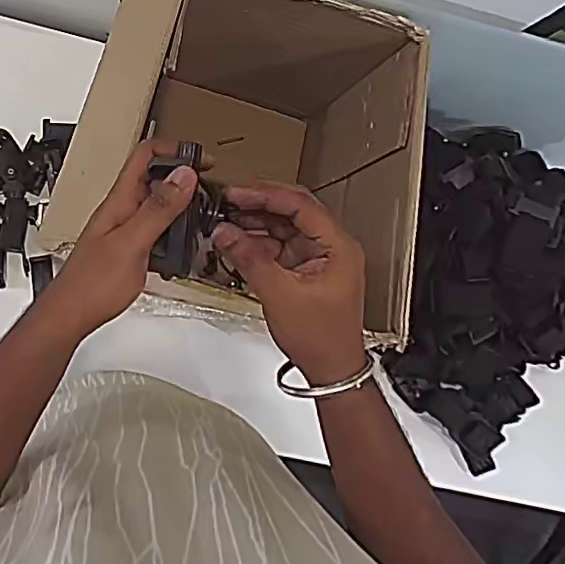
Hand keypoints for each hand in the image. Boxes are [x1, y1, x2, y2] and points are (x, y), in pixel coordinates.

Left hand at [37, 139, 195, 336]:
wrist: (71, 315)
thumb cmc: (91, 284)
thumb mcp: (132, 242)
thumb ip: (159, 209)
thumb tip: (183, 176)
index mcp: (120, 200)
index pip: (145, 155)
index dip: (174, 149)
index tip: (200, 158)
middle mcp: (122, 209)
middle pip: (155, 175)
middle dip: (183, 173)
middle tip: (208, 183)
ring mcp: (126, 227)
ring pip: (157, 201)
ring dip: (180, 200)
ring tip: (201, 208)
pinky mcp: (131, 246)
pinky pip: (157, 226)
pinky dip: (174, 227)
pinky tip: (183, 240)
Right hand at [212, 182, 367, 382]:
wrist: (331, 370)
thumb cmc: (322, 339)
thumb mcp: (279, 294)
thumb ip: (249, 259)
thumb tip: (226, 233)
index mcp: (338, 247)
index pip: (302, 205)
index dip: (267, 195)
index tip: (239, 193)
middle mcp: (332, 247)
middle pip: (295, 211)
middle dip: (260, 204)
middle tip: (231, 199)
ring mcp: (320, 258)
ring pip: (286, 227)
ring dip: (258, 223)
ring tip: (228, 219)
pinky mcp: (308, 270)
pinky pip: (281, 246)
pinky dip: (260, 243)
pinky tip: (239, 241)